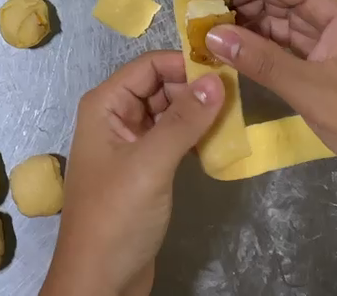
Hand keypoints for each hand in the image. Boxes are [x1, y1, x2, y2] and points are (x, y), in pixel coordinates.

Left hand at [42, 50, 225, 295]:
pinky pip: (171, 139)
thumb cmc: (116, 215)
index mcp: (106, 103)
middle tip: (238, 98)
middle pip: (160, 86)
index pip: (149, 66)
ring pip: (169, 113)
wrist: (99, 282)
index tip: (226, 68)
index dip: (184, 63)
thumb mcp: (151, 163)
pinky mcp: (144, 169)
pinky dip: (193, 139)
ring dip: (197, 115)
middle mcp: (115, 116)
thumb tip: (217, 79)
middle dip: (195, 89)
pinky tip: (218, 146)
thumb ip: (184, 120)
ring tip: (234, 120)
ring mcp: (129, 143)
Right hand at [197, 0, 336, 176]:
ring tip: (201, 28)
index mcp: (336, 3)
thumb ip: (260, 60)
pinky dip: (254, 40)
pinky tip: (227, 46)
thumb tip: (212, 35)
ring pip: (273, 12)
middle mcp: (330, 6)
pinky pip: (281, 35)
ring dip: (240, 20)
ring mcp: (327, 29)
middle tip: (191, 12)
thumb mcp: (312, 91)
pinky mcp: (322, 51)